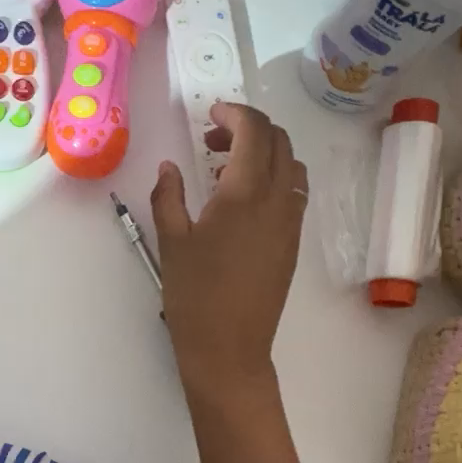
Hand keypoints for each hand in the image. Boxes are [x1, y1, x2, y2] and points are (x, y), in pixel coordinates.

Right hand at [150, 102, 307, 395]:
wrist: (230, 349)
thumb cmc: (194, 297)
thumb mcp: (171, 242)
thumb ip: (168, 196)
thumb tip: (169, 168)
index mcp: (245, 193)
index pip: (254, 131)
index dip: (235, 113)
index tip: (211, 115)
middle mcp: (277, 201)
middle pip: (279, 142)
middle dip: (249, 129)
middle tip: (213, 141)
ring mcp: (290, 223)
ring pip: (291, 167)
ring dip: (265, 154)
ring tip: (226, 173)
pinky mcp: (293, 244)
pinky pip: (292, 195)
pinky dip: (272, 181)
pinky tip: (241, 204)